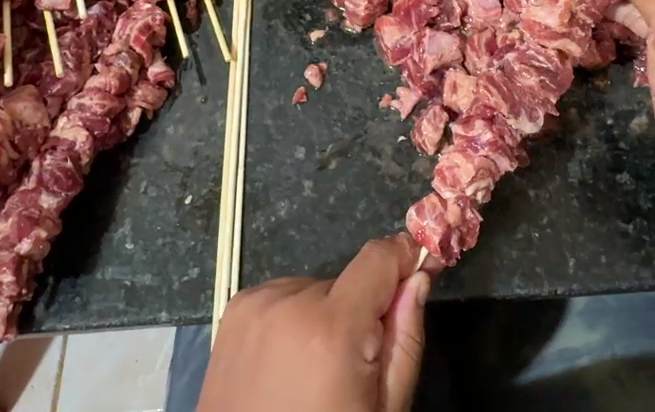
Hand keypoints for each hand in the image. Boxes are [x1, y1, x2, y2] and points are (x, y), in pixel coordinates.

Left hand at [198, 233, 431, 411]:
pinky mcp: (235, 310)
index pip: (378, 258)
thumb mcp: (383, 410)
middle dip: (358, 313)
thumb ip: (406, 338)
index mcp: (332, 328)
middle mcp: (290, 302)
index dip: (403, 257)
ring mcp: (257, 303)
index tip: (419, 263)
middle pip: (346, 283)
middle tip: (353, 364)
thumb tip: (418, 277)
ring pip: (314, 291)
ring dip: (323, 317)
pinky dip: (293, 320)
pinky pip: (283, 298)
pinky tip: (286, 364)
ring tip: (313, 371)